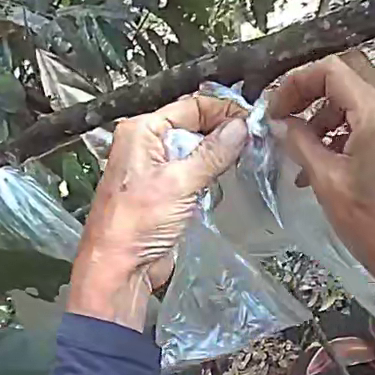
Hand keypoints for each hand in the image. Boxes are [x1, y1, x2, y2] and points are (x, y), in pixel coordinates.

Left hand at [69, 95, 247, 330]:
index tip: (252, 121)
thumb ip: (213, 153)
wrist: (120, 267)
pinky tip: (226, 179)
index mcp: (142, 131)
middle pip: (194, 126)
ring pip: (196, 151)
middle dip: (224, 132)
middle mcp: (147, 145)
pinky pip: (193, 174)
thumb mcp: (179, 182)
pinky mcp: (166, 193)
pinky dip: (211, 174)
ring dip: (219, 154)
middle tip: (254, 140)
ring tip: (247, 157)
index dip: (223, 111)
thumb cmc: (134, 224)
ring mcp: (156, 170)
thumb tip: (240, 128)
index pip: (191, 106)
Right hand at [266, 51, 374, 279]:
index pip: (331, 70)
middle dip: (310, 89)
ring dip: (324, 112)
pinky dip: (340, 127)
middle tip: (286, 112)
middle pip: (346, 73)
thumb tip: (279, 123)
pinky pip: (366, 116)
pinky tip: (319, 158)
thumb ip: (298, 141)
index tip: (276, 108)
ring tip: (300, 144)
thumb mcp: (325, 178)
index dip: (296, 83)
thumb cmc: (366, 220)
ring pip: (355, 94)